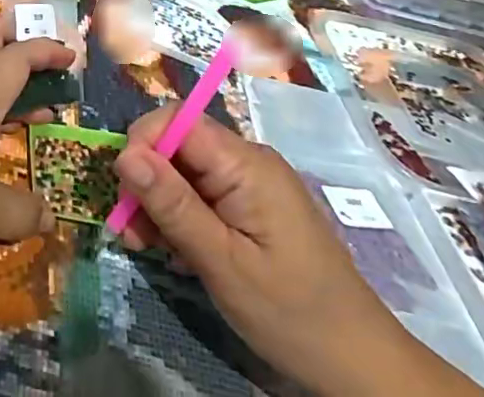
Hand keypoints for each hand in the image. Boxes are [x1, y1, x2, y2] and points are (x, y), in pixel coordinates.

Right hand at [113, 105, 479, 396]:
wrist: (360, 363)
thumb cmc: (291, 313)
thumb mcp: (222, 263)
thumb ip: (172, 205)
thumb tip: (124, 155)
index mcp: (247, 164)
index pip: (177, 120)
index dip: (142, 143)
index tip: (124, 190)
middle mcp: (248, 161)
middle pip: (177, 145)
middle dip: (144, 181)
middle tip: (129, 232)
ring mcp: (250, 184)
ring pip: (184, 171)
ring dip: (156, 203)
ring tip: (143, 247)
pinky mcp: (250, 206)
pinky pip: (201, 193)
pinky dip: (178, 216)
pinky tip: (170, 249)